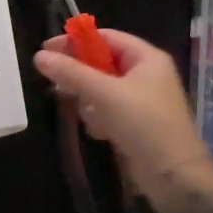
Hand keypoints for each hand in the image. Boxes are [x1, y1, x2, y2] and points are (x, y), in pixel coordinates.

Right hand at [33, 28, 212, 196]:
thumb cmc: (144, 124)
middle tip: (58, 86)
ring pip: (100, 89)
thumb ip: (71, 73)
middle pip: (101, 63)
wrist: (174, 176)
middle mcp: (146, 74)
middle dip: (80, 76)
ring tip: (90, 117)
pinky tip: (100, 132)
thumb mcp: (104, 94)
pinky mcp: (135, 123)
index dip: (75, 41)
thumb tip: (38, 56)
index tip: (46, 50)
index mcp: (147, 58)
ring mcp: (141, 100)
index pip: (105, 37)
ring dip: (89, 101)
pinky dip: (98, 118)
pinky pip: (107, 110)